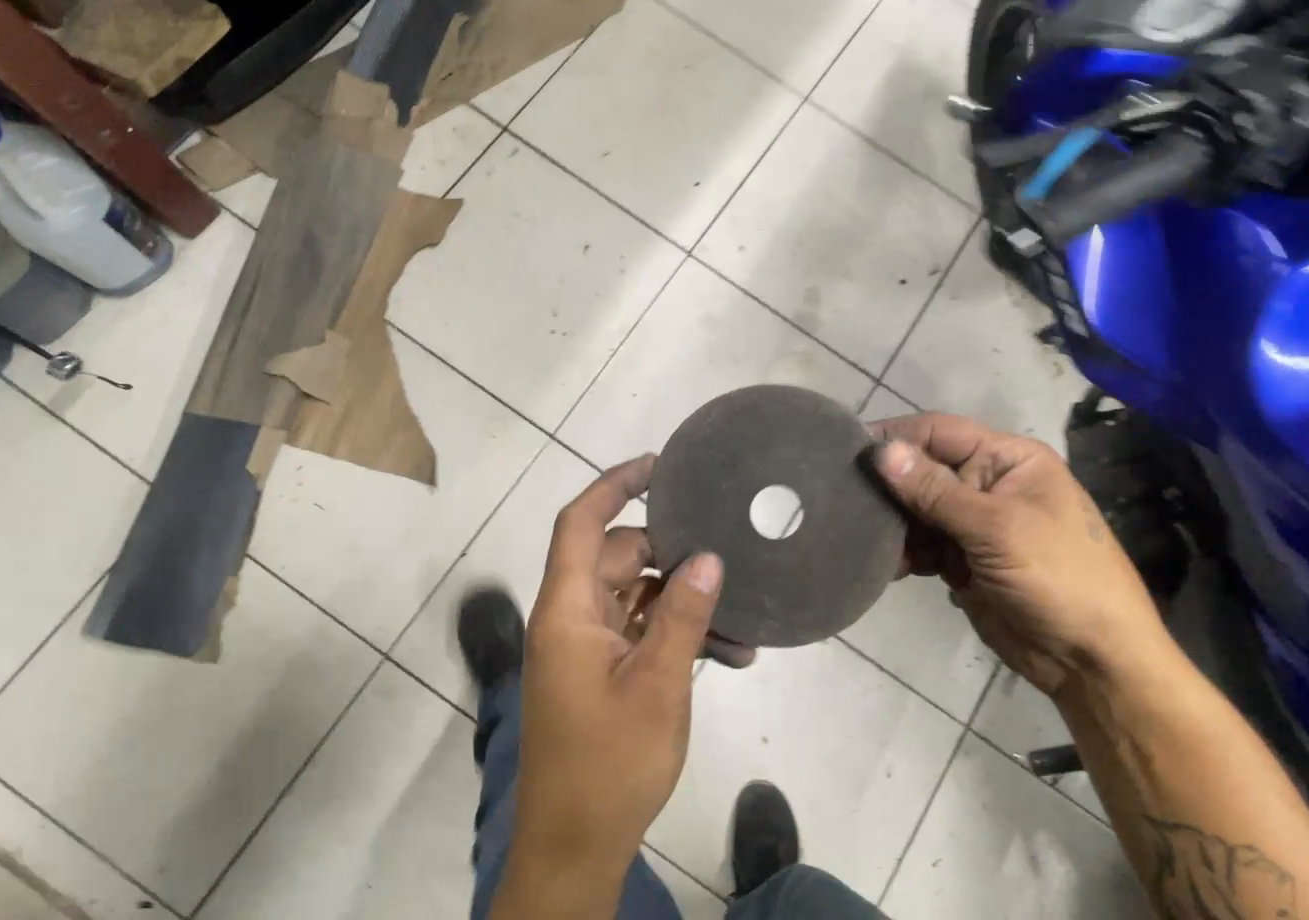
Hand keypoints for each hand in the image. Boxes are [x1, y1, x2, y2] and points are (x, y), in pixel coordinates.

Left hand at [493, 455, 723, 918]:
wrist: (576, 845)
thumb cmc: (610, 761)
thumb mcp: (658, 685)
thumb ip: (683, 616)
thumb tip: (707, 557)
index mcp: (567, 610)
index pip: (581, 524)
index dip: (614, 484)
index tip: (659, 464)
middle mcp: (570, 619)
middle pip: (619, 559)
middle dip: (672, 556)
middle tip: (728, 558)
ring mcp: (583, 649)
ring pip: (635, 598)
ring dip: (682, 604)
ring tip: (741, 620)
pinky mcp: (598, 675)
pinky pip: (637, 633)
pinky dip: (674, 636)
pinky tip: (728, 655)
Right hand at [869, 413, 1170, 695]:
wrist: (1093, 661)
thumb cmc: (1059, 578)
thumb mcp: (997, 528)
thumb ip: (935, 491)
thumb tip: (880, 451)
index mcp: (1009, 460)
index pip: (940, 432)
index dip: (896, 438)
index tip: (845, 450)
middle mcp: (989, 484)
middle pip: (923, 471)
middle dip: (888, 486)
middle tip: (842, 499)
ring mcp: (975, 525)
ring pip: (917, 511)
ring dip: (892, 524)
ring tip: (862, 538)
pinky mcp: (963, 562)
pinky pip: (922, 546)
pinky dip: (902, 554)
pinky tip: (884, 567)